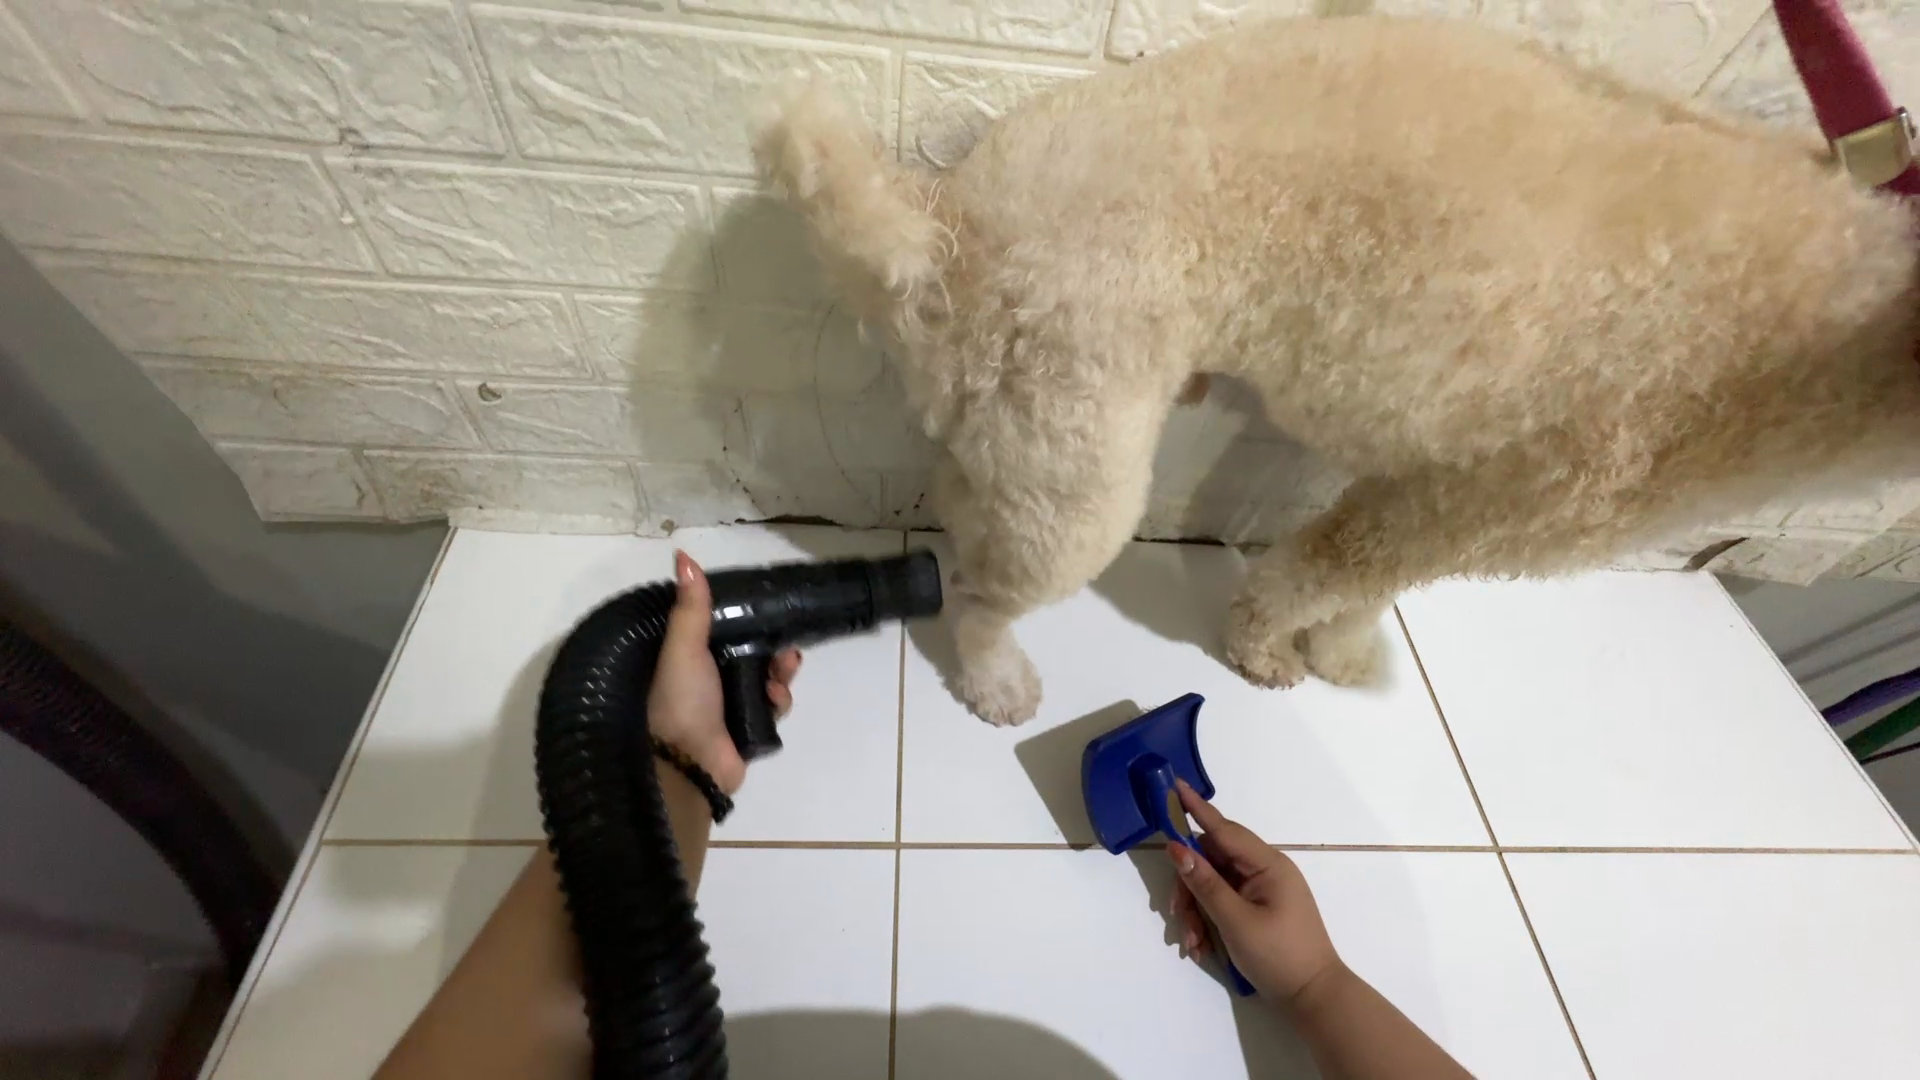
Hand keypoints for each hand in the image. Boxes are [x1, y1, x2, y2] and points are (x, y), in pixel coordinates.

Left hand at [647, 551, 801, 795]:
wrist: (690, 763)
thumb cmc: (682, 701)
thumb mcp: (683, 648)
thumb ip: (690, 607)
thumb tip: (683, 555)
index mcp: (690, 659)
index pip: (725, 630)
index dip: (748, 620)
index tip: (768, 612)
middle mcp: (710, 680)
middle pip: (754, 653)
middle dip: (775, 649)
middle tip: (785, 651)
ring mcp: (731, 705)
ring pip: (769, 677)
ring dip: (781, 673)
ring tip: (782, 675)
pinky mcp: (750, 727)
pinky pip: (775, 705)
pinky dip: (780, 700)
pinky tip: (775, 700)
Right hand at [1167, 780, 1343, 1005]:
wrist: (1316, 1002)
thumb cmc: (1280, 957)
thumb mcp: (1235, 921)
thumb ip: (1204, 883)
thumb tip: (1175, 848)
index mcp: (1267, 864)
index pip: (1223, 828)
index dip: (1196, 808)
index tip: (1174, 785)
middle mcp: (1263, 869)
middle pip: (1210, 860)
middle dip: (1189, 886)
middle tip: (1176, 916)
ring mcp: (1260, 888)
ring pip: (1211, 883)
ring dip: (1195, 910)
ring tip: (1192, 943)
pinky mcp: (1256, 907)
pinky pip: (1221, 900)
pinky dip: (1207, 919)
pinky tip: (1201, 946)